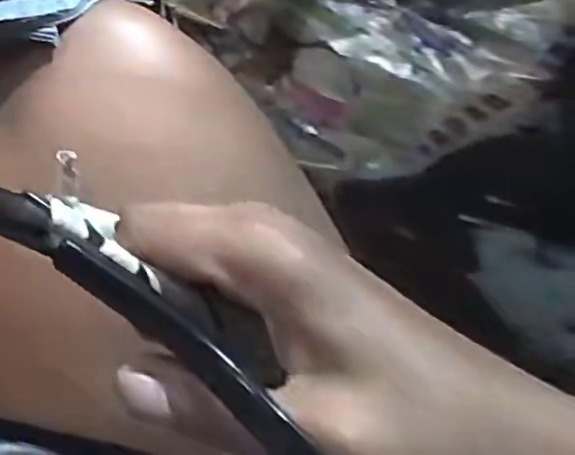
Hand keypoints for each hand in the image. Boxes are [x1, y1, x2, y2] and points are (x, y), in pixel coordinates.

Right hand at [113, 203, 574, 454]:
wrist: (532, 439)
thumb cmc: (427, 429)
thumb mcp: (320, 435)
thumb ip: (211, 404)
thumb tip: (119, 382)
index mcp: (249, 244)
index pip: (130, 228)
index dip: (120, 273)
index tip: (147, 334)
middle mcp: (246, 218)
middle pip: (145, 232)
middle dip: (148, 288)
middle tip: (193, 354)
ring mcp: (263, 231)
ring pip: (168, 245)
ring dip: (174, 298)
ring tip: (223, 355)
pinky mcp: (275, 250)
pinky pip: (199, 258)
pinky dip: (199, 297)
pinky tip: (243, 344)